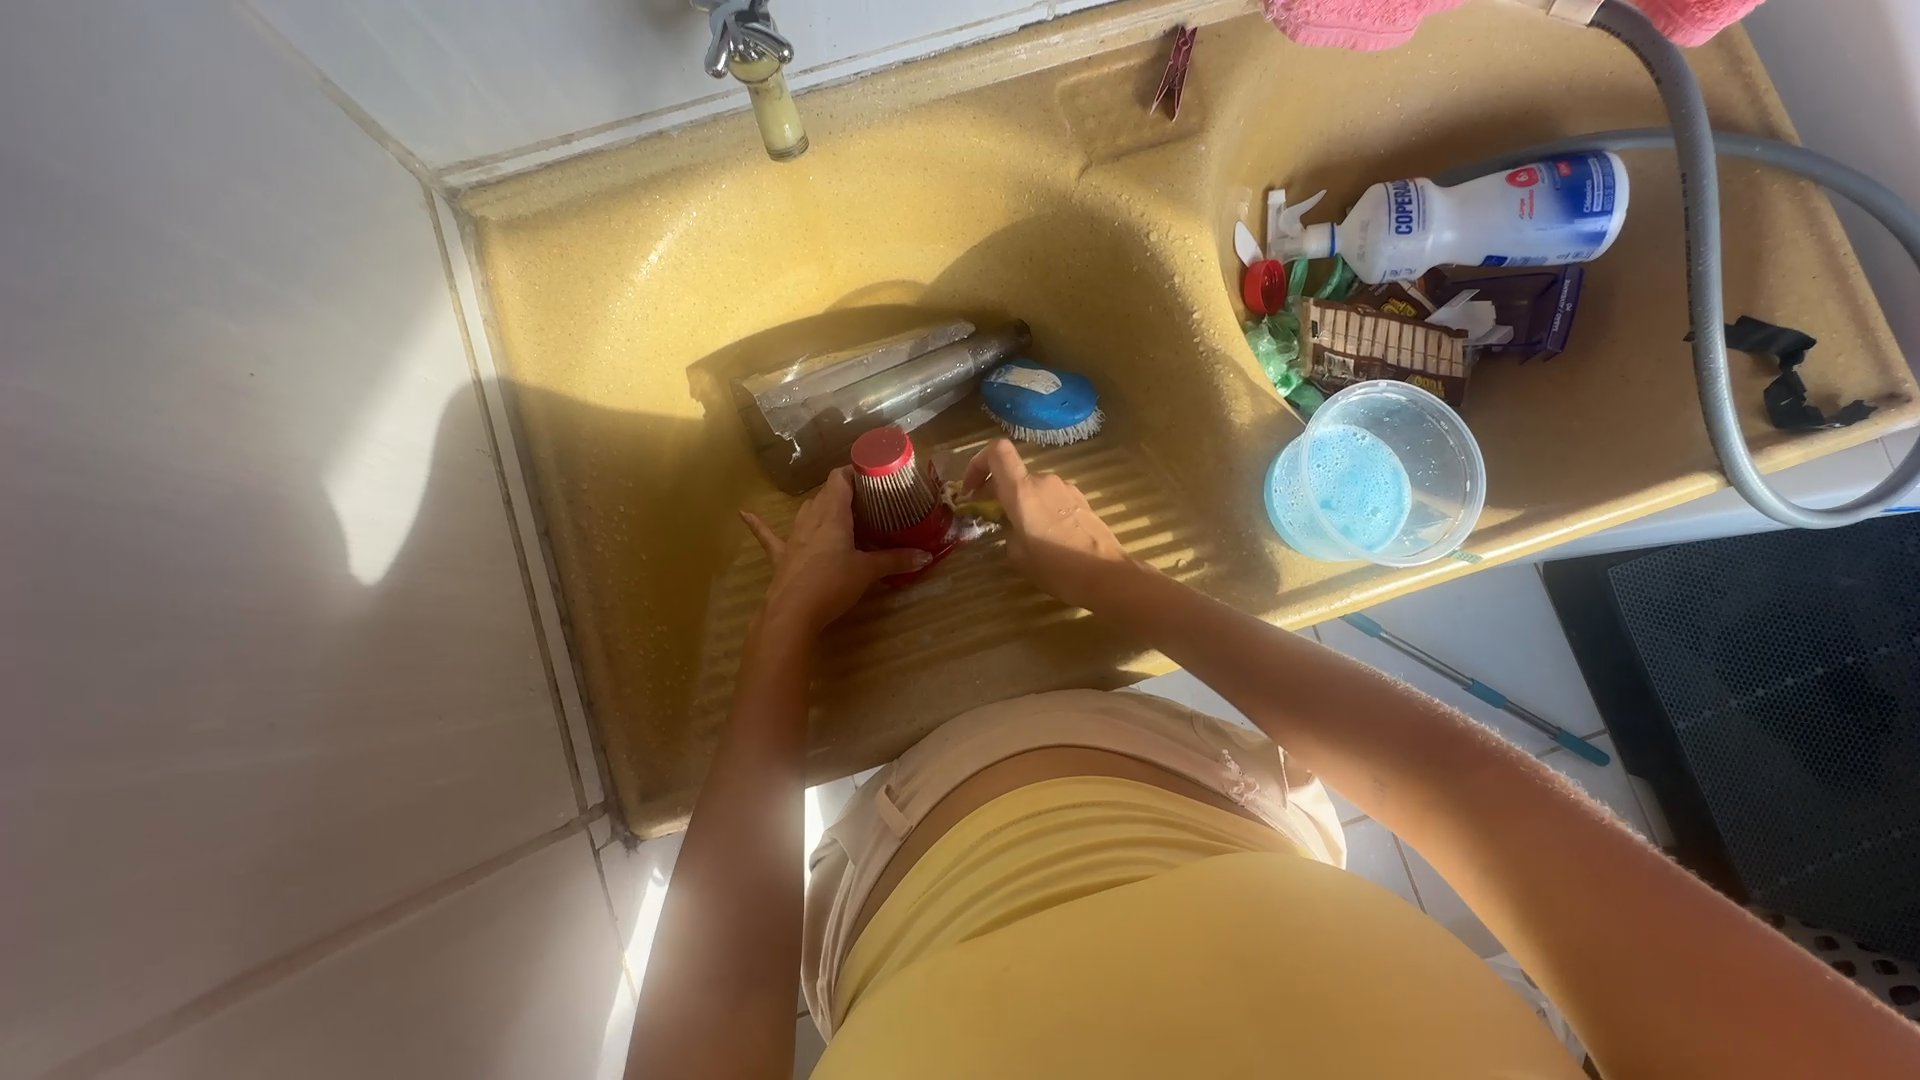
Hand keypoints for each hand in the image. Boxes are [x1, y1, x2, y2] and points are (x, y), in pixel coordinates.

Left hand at [740, 467, 929, 635]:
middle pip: (826, 494)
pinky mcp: (780, 556)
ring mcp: (793, 537)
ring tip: (837, 508)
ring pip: (806, 511)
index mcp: (833, 514)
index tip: (871, 473)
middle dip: (844, 492)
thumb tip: (926, 556)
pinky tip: (744, 513)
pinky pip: (768, 536)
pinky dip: (758, 524)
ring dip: (820, 507)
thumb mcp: (867, 571)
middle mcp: (811, 519)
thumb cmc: (832, 583)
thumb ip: (895, 560)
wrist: (793, 612)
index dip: (854, 472)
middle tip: (866, 498)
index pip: (840, 479)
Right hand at [961, 438, 1138, 609]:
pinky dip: (1040, 508)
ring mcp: (1065, 488)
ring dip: (1021, 502)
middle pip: (1013, 474)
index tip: (972, 490)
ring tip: (1021, 532)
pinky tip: (1047, 535)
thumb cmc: (1056, 568)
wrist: (1106, 575)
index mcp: (1022, 491)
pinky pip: (1051, 496)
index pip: (996, 451)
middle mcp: (1043, 481)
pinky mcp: (1081, 499)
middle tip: (991, 520)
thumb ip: (1006, 531)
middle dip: (997, 492)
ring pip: (1033, 487)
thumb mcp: (1018, 555)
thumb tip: (1010, 525)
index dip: (978, 464)